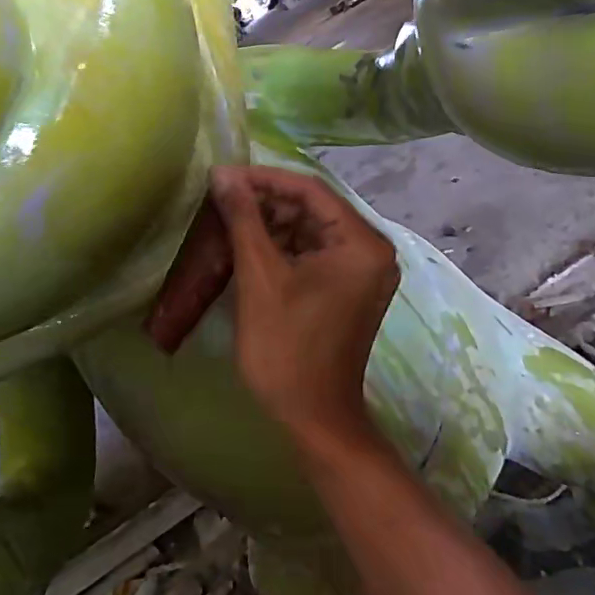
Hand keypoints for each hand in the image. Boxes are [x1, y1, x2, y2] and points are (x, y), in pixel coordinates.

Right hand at [208, 165, 398, 449]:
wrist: (313, 419)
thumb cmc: (287, 349)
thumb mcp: (260, 278)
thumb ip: (244, 219)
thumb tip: (223, 174)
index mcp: (362, 242)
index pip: (311, 191)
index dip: (265, 180)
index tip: (224, 176)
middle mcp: (372, 248)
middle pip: (314, 209)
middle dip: (267, 203)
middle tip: (222, 199)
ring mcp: (364, 270)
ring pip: (312, 230)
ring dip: (272, 225)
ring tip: (228, 220)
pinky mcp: (351, 287)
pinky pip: (316, 252)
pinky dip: (284, 248)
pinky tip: (249, 246)